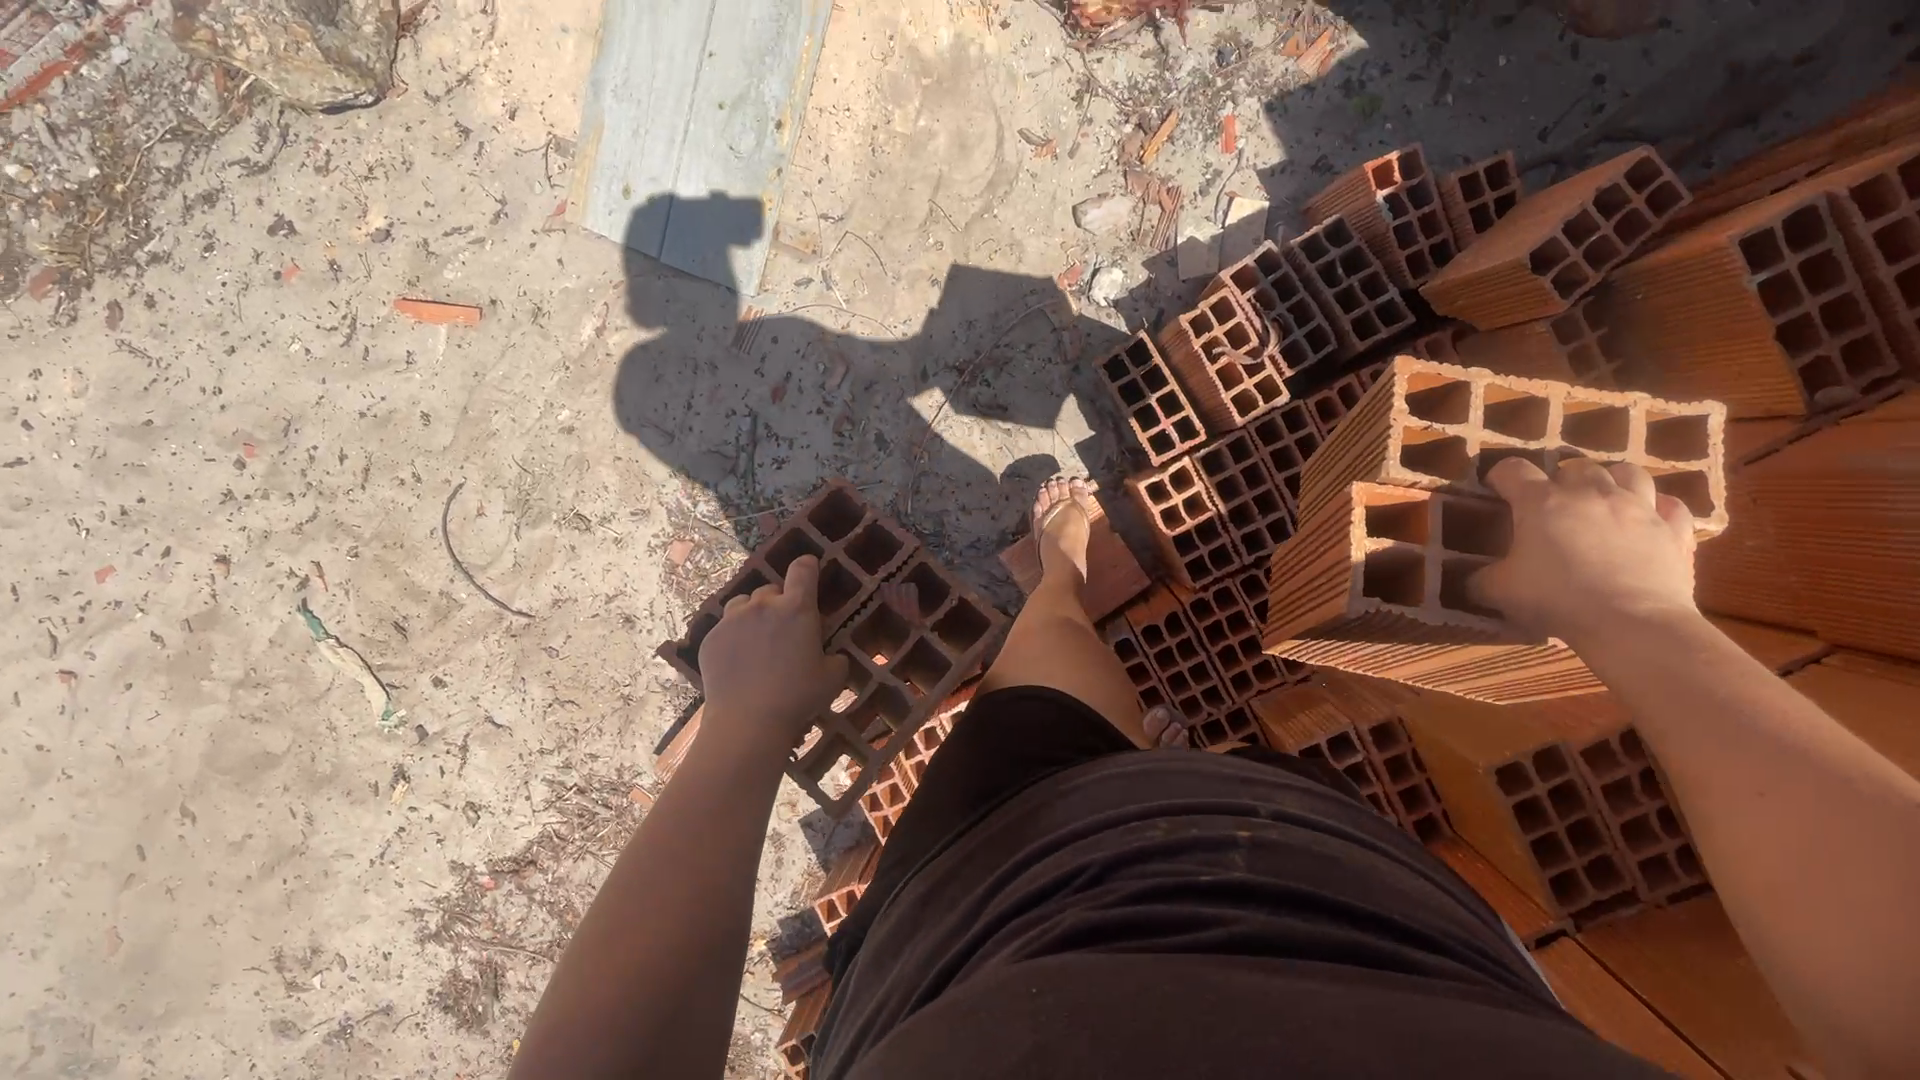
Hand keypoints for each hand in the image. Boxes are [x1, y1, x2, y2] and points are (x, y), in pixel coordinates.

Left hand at [697, 556, 850, 755]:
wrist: (748, 720)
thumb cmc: (798, 697)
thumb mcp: (833, 678)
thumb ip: (836, 658)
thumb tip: (832, 655)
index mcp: (797, 608)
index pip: (803, 569)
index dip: (807, 566)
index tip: (809, 571)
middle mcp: (763, 605)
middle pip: (771, 589)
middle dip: (779, 602)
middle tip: (784, 628)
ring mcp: (732, 620)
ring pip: (743, 604)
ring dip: (753, 614)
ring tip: (757, 640)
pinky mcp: (711, 638)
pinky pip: (725, 628)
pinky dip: (733, 637)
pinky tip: (739, 662)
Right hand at [1469, 457, 1699, 646]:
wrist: (1631, 622)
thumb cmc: (1555, 599)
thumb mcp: (1498, 591)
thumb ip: (1479, 578)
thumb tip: (1469, 577)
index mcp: (1541, 502)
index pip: (1514, 470)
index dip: (1500, 475)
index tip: (1494, 489)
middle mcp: (1590, 493)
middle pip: (1575, 467)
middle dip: (1561, 479)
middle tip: (1552, 503)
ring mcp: (1639, 508)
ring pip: (1628, 472)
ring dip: (1612, 481)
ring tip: (1602, 500)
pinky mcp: (1674, 530)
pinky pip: (1671, 506)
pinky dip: (1658, 508)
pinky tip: (1649, 519)